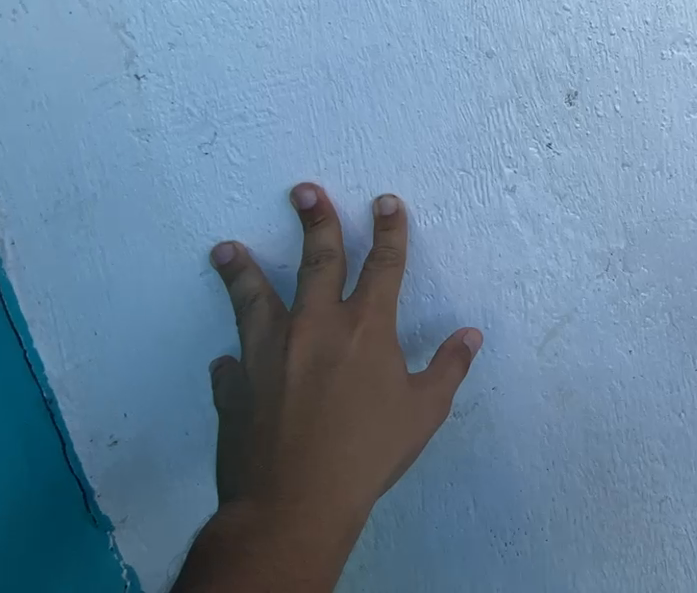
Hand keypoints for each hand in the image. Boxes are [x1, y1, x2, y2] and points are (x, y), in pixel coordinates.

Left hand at [203, 184, 480, 544]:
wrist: (292, 506)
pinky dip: (234, 357)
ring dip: (242, 272)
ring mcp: (269, 355)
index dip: (390, 229)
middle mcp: (316, 328)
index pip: (384, 264)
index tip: (386, 200)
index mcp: (366, 328)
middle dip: (316, 223)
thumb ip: (450, 366)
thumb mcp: (425, 410)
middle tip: (303, 190)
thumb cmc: (368, 451)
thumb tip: (471, 335)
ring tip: (225, 248)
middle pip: (317, 262)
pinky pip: (233, 365)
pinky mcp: (236, 389)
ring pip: (255, 301)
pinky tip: (227, 354)